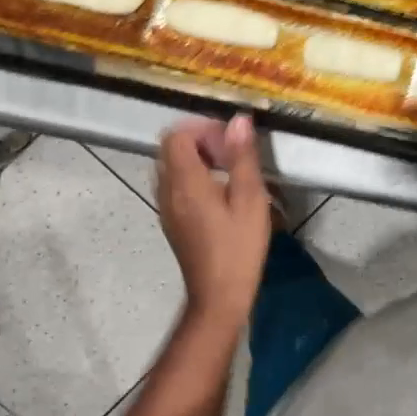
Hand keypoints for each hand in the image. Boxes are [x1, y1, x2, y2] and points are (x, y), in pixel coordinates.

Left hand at [156, 115, 271, 324]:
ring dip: (196, 158)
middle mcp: (167, 190)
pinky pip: (174, 184)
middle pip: (170, 148)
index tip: (231, 140)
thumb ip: (242, 157)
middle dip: (200, 140)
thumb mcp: (251, 199)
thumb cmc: (239, 247)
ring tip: (228, 171)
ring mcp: (165, 207)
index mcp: (185, 182)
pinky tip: (220, 193)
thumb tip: (238, 121)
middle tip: (232, 153)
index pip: (177, 135)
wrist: (218, 295)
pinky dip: (193, 176)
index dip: (203, 128)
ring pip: (171, 166)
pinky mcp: (171, 220)